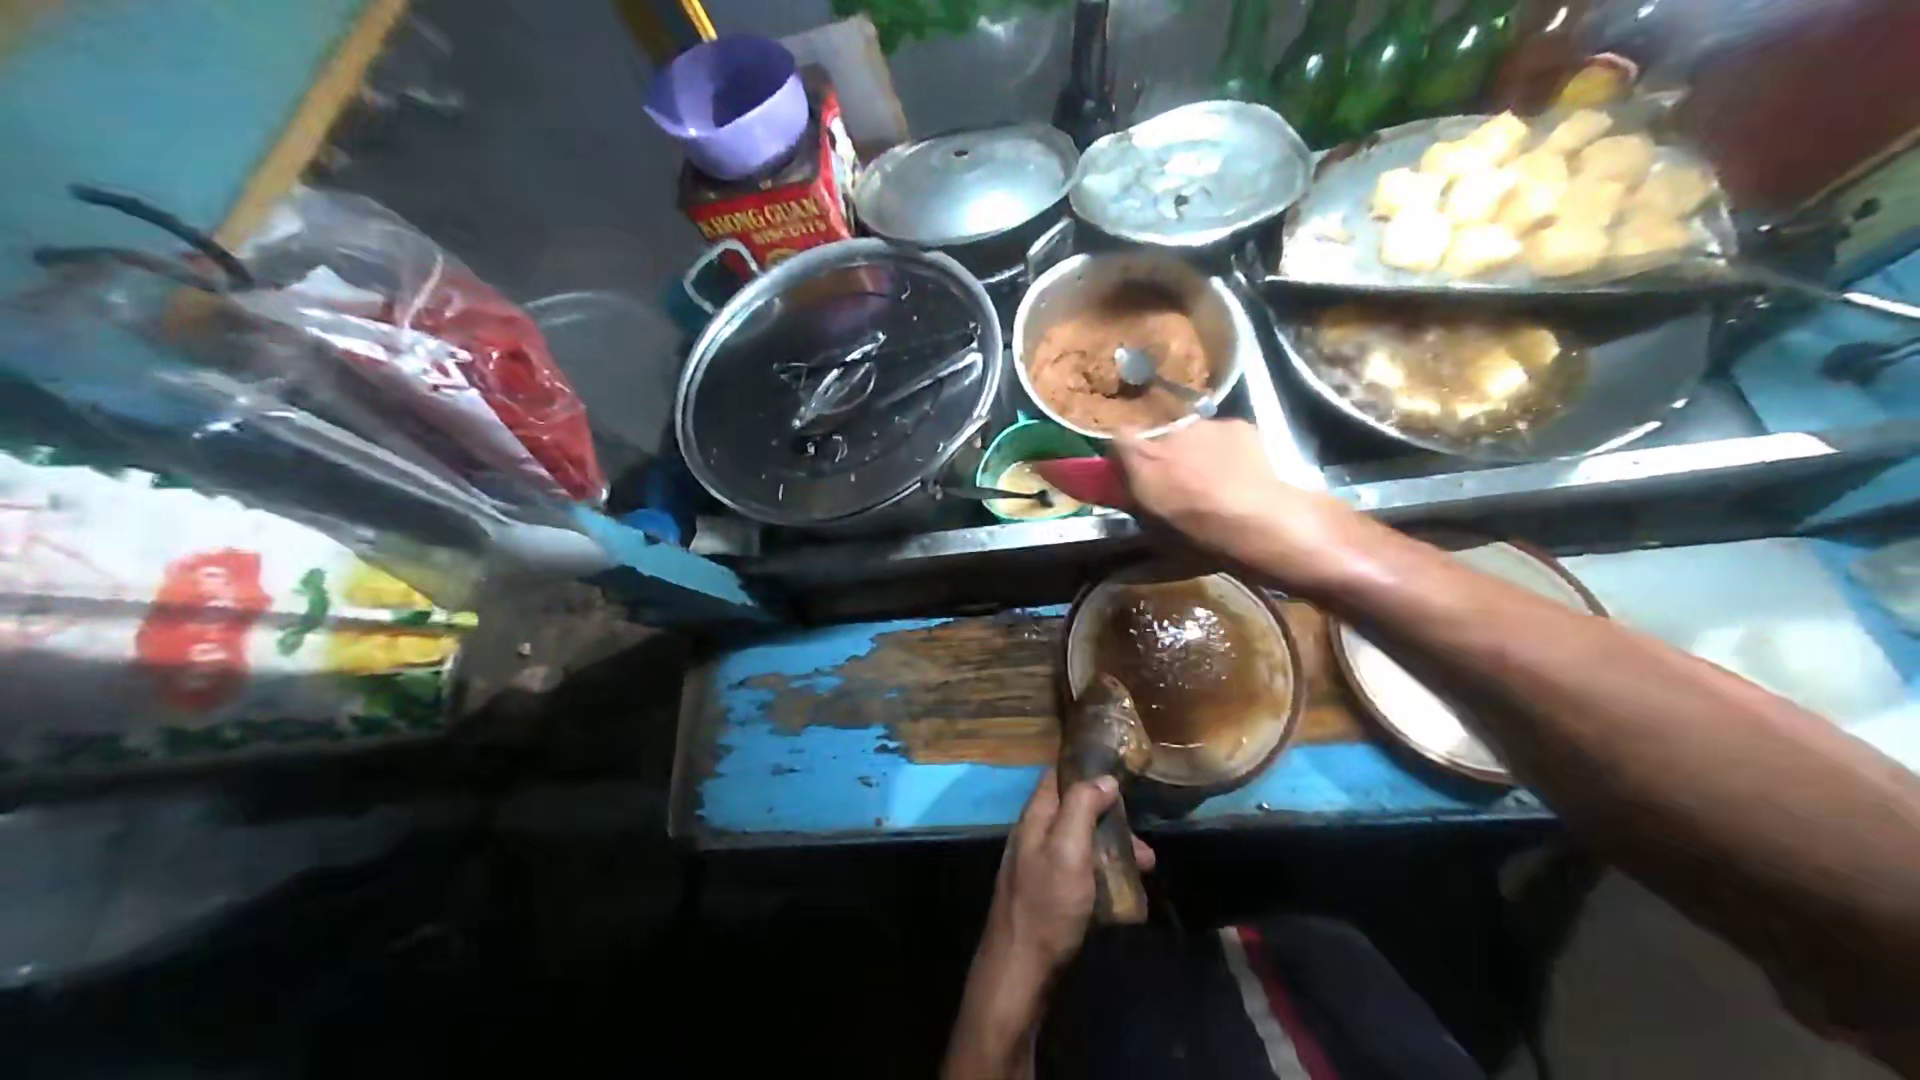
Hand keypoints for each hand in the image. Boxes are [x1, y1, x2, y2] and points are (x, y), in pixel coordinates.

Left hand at [983, 771, 1155, 976]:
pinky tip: (1125, 889)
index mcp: (1035, 817)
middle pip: (1074, 810)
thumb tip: (1104, 778)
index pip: (1056, 775)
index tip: (1119, 772)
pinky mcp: (1049, 893)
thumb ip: (1081, 807)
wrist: (1021, 970)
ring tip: (1146, 865)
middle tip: (1141, 837)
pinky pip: (1079, 870)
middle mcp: (1034, 835)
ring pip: (1081, 842)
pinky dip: (1102, 872)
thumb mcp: (1067, 848)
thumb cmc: (1047, 904)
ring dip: (1112, 847)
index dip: (1085, 769)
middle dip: (1110, 817)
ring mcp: (1040, 865)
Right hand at [1112, 419, 1373, 593]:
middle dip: (1163, 456)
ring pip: (1192, 435)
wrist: (1262, 523)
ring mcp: (1206, 426)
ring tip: (1214, 481)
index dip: (1122, 455)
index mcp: (1141, 460)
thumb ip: (1132, 501)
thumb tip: (1119, 490)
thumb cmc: (1199, 535)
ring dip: (1195, 452)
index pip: (1117, 439)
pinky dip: (1225, 450)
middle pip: (1157, 437)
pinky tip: (1240, 474)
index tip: (1128, 473)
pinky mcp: (1238, 425)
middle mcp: (1168, 434)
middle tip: (1177, 484)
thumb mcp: (1152, 528)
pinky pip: (1222, 435)